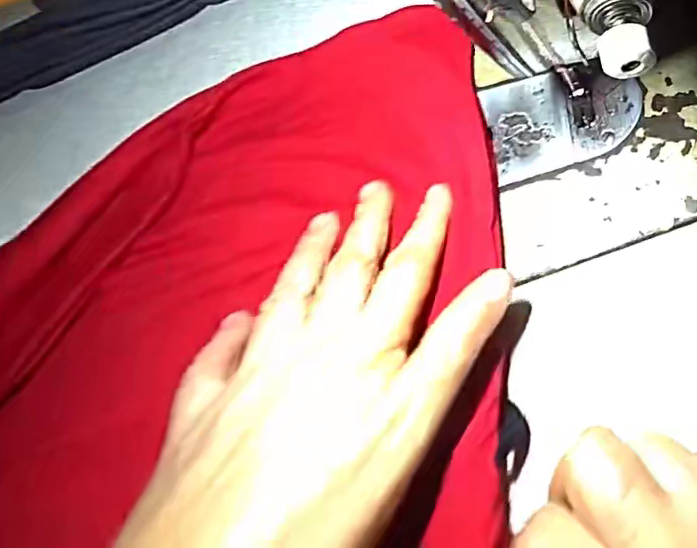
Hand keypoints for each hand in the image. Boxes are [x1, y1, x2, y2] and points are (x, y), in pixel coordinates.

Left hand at [116, 182, 511, 547]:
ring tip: (319, 222)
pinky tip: (232, 321)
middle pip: (346, 273)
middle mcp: (308, 347)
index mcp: (365, 348)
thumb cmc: (326, 507)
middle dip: (366, 227)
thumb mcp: (412, 425)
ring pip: (285, 299)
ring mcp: (249, 378)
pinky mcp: (197, 420)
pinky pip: (215, 361)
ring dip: (306, 258)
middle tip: (374, 188)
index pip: (406, 272)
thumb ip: (455, 346)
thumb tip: (499, 281)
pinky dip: (227, 334)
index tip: (436, 191)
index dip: (426, 228)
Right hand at [516, 428, 696, 547]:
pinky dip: (686, 482)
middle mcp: (686, 528)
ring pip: (642, 438)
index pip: (541, 525)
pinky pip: (694, 450)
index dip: (541, 540)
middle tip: (599, 533)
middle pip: (590, 451)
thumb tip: (538, 536)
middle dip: (584, 492)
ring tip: (655, 526)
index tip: (551, 547)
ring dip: (639, 478)